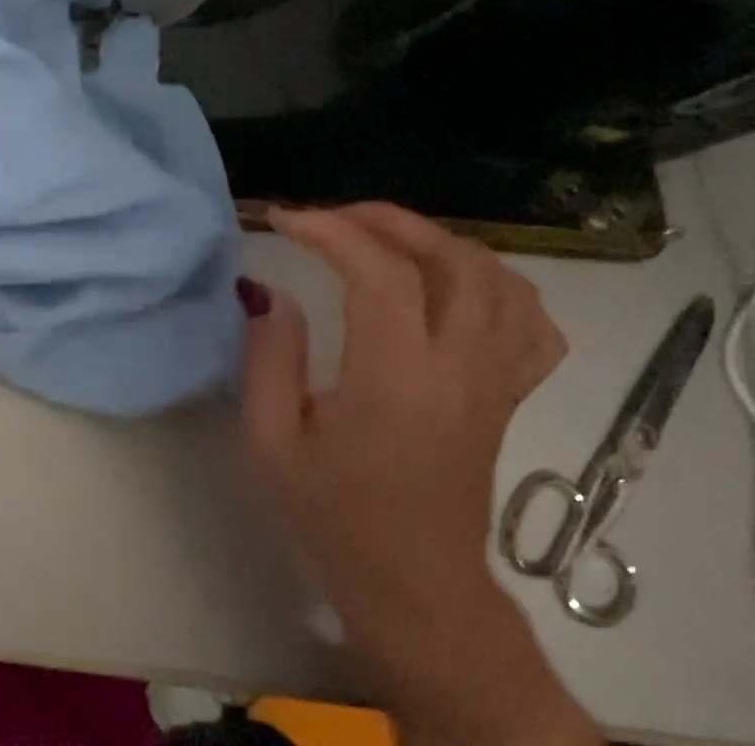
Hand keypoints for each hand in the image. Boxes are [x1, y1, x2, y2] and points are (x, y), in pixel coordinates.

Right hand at [241, 204, 567, 674]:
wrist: (412, 580)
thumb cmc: (331, 512)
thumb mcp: (272, 439)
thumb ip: (270, 359)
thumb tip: (269, 293)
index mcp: (397, 378)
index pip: (380, 275)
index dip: (330, 232)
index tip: (280, 220)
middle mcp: (461, 368)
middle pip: (453, 261)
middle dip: (388, 221)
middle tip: (329, 217)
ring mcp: (495, 380)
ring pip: (501, 282)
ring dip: (442, 243)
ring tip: (383, 239)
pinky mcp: (506, 395)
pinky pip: (529, 323)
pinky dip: (495, 285)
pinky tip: (450, 286)